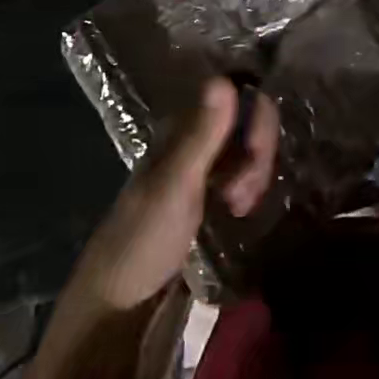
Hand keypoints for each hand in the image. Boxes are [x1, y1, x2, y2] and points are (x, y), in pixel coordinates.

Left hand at [63, 78, 278, 311]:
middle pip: (247, 120)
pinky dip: (249, 186)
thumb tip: (224, 78)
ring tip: (240, 206)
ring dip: (255, 173)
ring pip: (247, 147)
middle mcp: (192, 136)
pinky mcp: (206, 189)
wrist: (119, 300)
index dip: (258, 118)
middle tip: (246, 193)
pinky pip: (241, 171)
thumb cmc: (144, 238)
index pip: (237, 95)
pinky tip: (239, 209)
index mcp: (181, 126)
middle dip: (259, 153)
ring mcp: (200, 163)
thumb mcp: (177, 185)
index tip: (259, 155)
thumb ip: (202, 134)